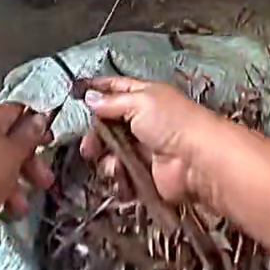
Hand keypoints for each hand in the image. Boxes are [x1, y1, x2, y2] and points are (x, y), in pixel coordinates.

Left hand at [0, 103, 54, 237]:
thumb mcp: (14, 153)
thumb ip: (30, 133)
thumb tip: (38, 118)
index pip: (18, 110)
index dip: (37, 123)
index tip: (50, 141)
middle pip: (8, 139)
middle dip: (30, 159)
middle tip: (45, 178)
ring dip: (17, 180)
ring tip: (25, 204)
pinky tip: (8, 210)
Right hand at [83, 77, 243, 204]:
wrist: (193, 159)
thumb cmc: (170, 122)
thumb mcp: (141, 102)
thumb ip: (113, 102)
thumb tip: (90, 96)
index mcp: (145, 96)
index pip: (117, 89)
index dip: (98, 89)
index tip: (76, 92)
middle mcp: (142, 120)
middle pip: (107, 127)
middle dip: (95, 138)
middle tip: (90, 147)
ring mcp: (142, 149)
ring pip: (109, 156)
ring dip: (108, 162)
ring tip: (117, 165)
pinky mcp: (142, 174)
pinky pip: (118, 178)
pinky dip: (119, 180)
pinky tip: (125, 178)